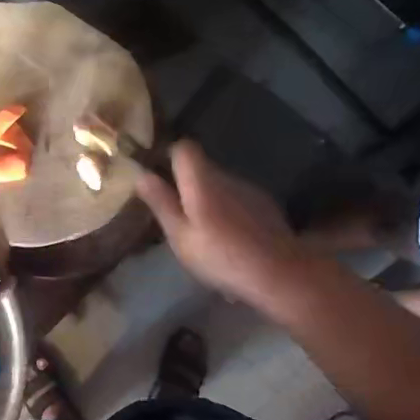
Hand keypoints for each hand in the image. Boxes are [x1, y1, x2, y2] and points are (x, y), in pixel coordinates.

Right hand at [136, 141, 318, 306]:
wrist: (277, 272)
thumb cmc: (220, 256)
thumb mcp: (180, 235)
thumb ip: (161, 202)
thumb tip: (142, 174)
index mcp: (202, 180)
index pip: (184, 148)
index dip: (169, 157)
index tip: (159, 176)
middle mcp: (227, 176)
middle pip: (203, 168)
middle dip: (188, 185)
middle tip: (176, 215)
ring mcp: (250, 190)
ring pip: (221, 186)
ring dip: (210, 201)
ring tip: (203, 233)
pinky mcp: (266, 206)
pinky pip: (238, 201)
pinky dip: (229, 213)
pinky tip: (229, 241)